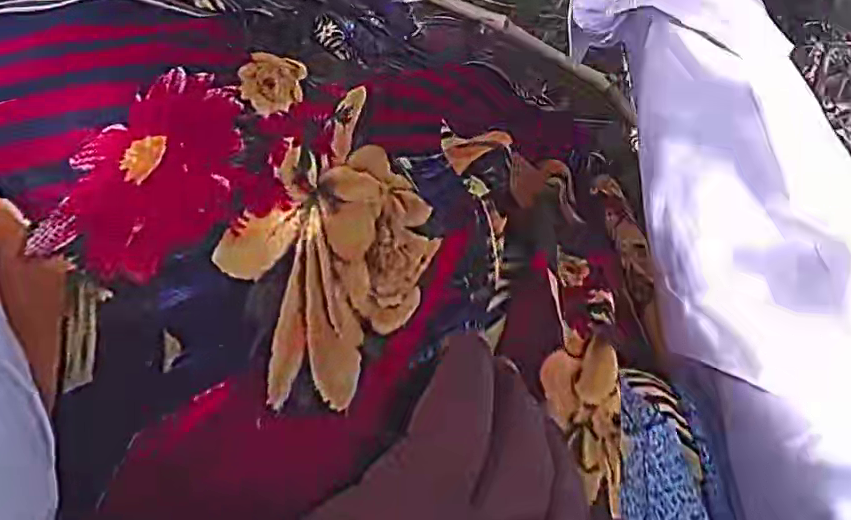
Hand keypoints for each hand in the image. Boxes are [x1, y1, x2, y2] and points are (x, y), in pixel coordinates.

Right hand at [307, 334, 586, 519]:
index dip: (466, 368)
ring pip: (566, 511)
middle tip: (498, 376)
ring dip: (552, 456)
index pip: (461, 415)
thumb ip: (305, 448)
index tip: (462, 347)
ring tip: (531, 428)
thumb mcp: (286, 504)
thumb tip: (283, 378)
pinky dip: (567, 513)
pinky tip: (545, 503)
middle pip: (524, 457)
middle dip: (514, 401)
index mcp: (408, 514)